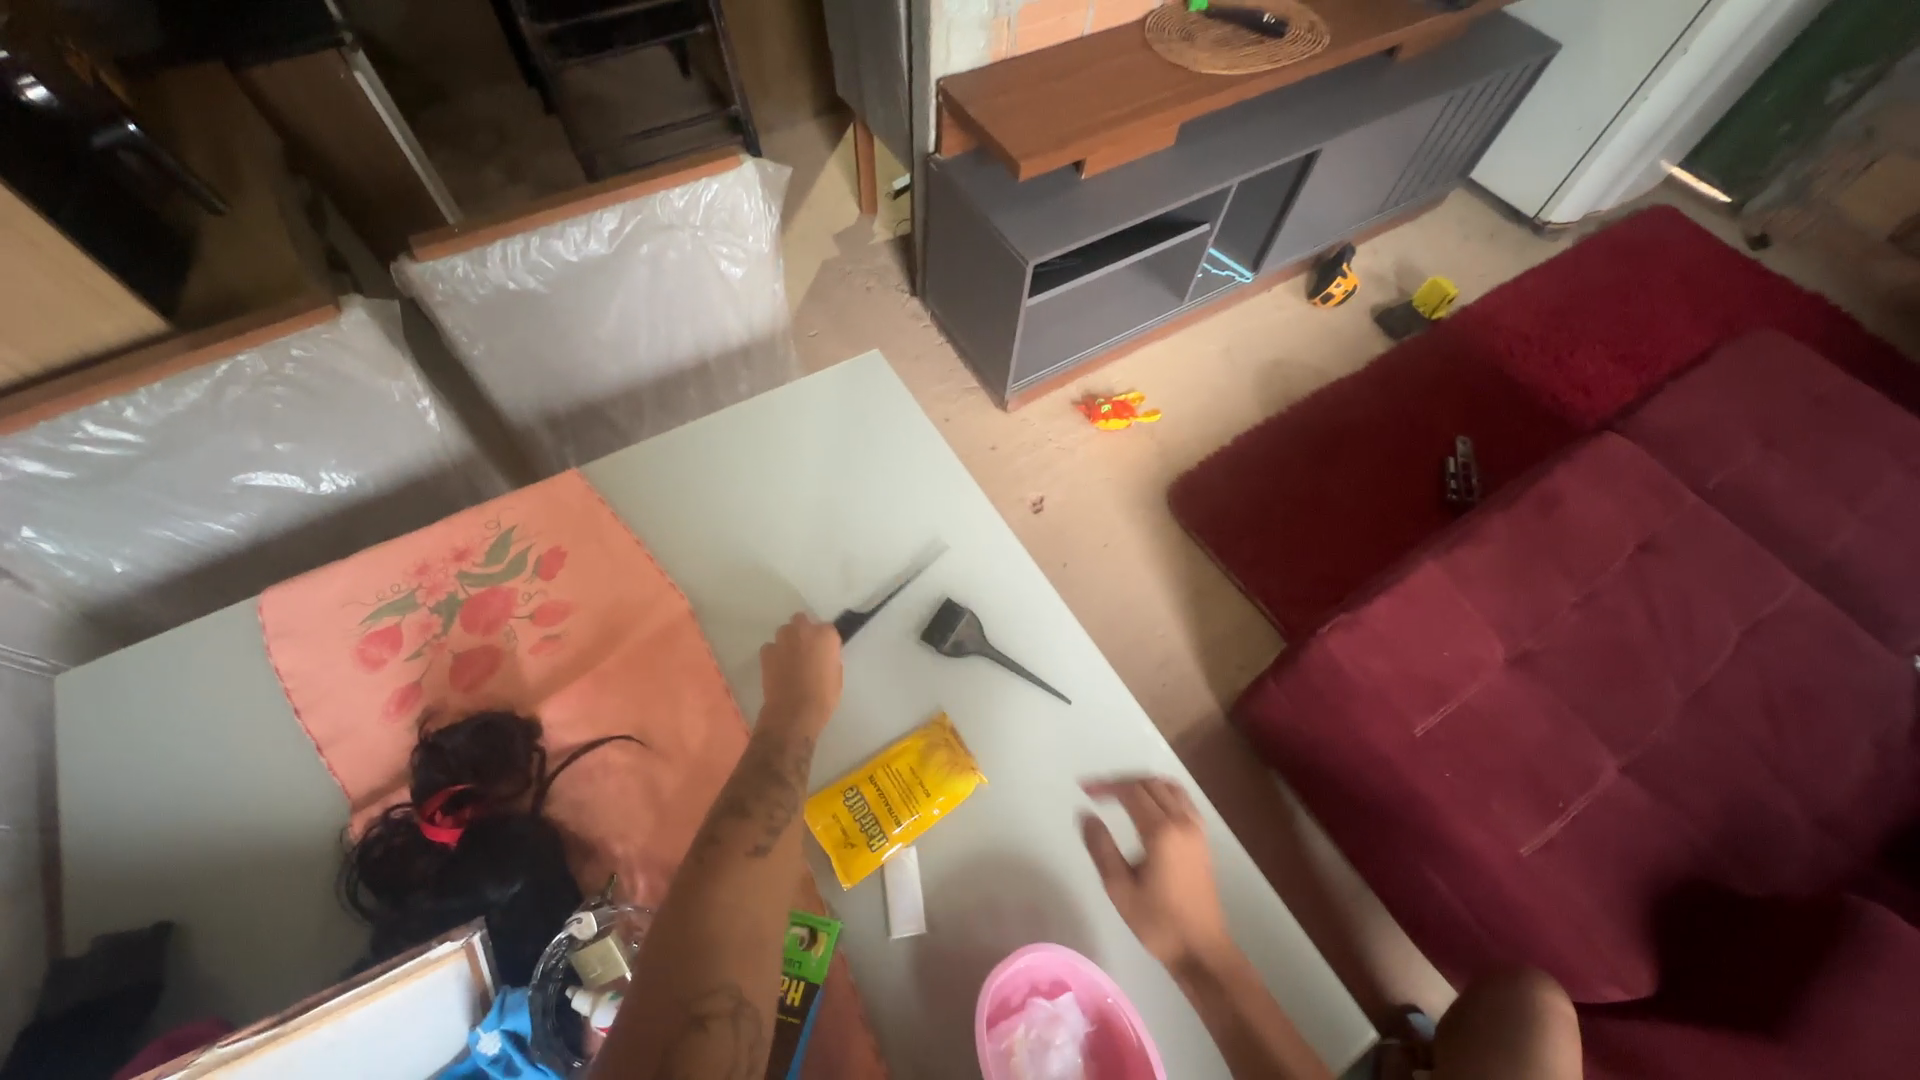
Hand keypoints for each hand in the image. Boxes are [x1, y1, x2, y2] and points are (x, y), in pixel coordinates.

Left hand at [759, 614, 842, 731]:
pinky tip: (777, 667)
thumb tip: (822, 655)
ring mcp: (782, 639)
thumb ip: (829, 657)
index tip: (824, 651)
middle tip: (806, 648)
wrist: (794, 711)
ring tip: (790, 657)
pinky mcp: (766, 652)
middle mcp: (803, 630)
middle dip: (803, 630)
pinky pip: (771, 647)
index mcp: (826, 635)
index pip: (827, 628)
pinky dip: (774, 653)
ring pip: (784, 631)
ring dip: (788, 640)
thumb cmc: (823, 696)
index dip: (825, 640)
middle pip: (802, 620)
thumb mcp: (836, 674)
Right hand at [1082, 777, 1230, 968]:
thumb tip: (1086, 815)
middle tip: (1098, 792)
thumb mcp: (1119, 888)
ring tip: (1120, 795)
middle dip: (1122, 782)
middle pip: (1151, 783)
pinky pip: (1182, 800)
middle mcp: (1182, 822)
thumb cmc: (1158, 923)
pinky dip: (1162, 793)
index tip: (1084, 789)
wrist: (1202, 949)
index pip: (1131, 791)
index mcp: (1161, 832)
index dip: (1106, 786)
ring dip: (1143, 784)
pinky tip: (1149, 808)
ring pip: (1169, 787)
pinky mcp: (1203, 839)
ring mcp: (1196, 829)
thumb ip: (1101, 848)